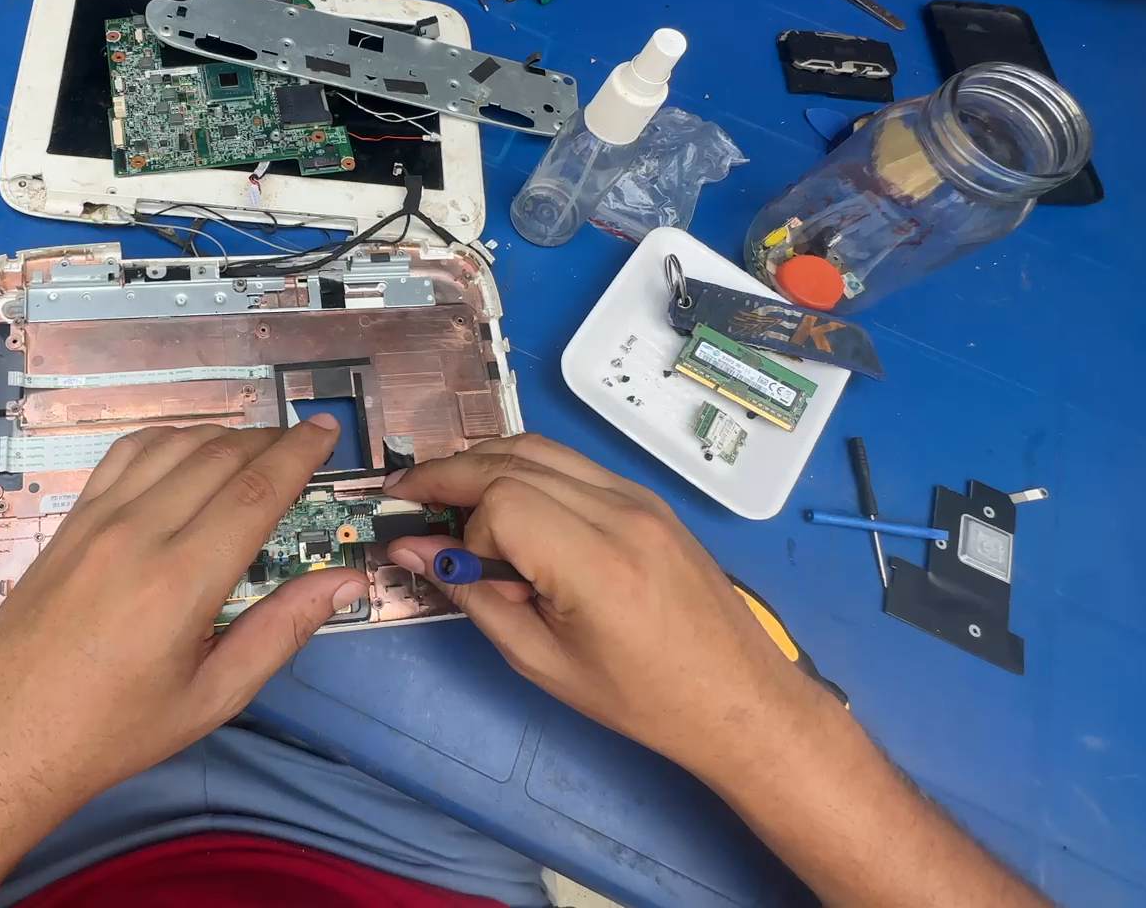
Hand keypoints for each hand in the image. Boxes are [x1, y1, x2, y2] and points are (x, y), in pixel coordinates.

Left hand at [0, 419, 363, 807]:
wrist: (3, 739)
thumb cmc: (116, 730)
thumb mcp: (212, 697)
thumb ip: (283, 630)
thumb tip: (346, 581)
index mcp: (182, 580)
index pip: (256, 491)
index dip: (299, 453)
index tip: (327, 430)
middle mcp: (140, 532)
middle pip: (221, 457)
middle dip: (271, 441)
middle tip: (302, 444)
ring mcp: (98, 518)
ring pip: (175, 446)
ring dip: (225, 436)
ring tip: (256, 447)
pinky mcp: (71, 519)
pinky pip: (127, 454)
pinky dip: (169, 438)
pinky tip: (187, 450)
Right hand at [382, 435, 832, 779]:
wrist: (741, 699)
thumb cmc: (638, 698)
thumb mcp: (540, 660)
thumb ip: (470, 595)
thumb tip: (409, 549)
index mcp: (597, 564)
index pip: (503, 502)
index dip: (466, 531)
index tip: (465, 569)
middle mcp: (619, 512)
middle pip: (509, 460)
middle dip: (447, 473)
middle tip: (404, 494)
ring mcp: (636, 495)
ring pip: (534, 446)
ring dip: (479, 461)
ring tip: (445, 491)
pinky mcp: (643, 494)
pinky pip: (565, 460)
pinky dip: (519, 465)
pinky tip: (500, 493)